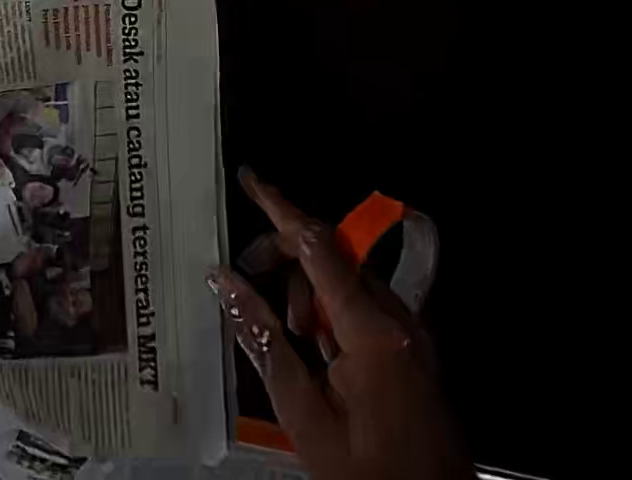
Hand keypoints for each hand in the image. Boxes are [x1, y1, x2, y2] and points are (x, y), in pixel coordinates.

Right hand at [211, 168, 469, 479]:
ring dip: (304, 287)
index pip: (317, 247)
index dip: (279, 208)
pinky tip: (313, 341)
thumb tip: (222, 277)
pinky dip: (326, 305)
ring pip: (341, 276)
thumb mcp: (301, 410)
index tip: (250, 181)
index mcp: (373, 332)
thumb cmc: (366, 472)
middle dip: (281, 256)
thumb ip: (262, 335)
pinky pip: (359, 300)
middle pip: (328, 255)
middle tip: (248, 279)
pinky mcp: (409, 346)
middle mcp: (397, 321)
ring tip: (290, 331)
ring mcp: (409, 333)